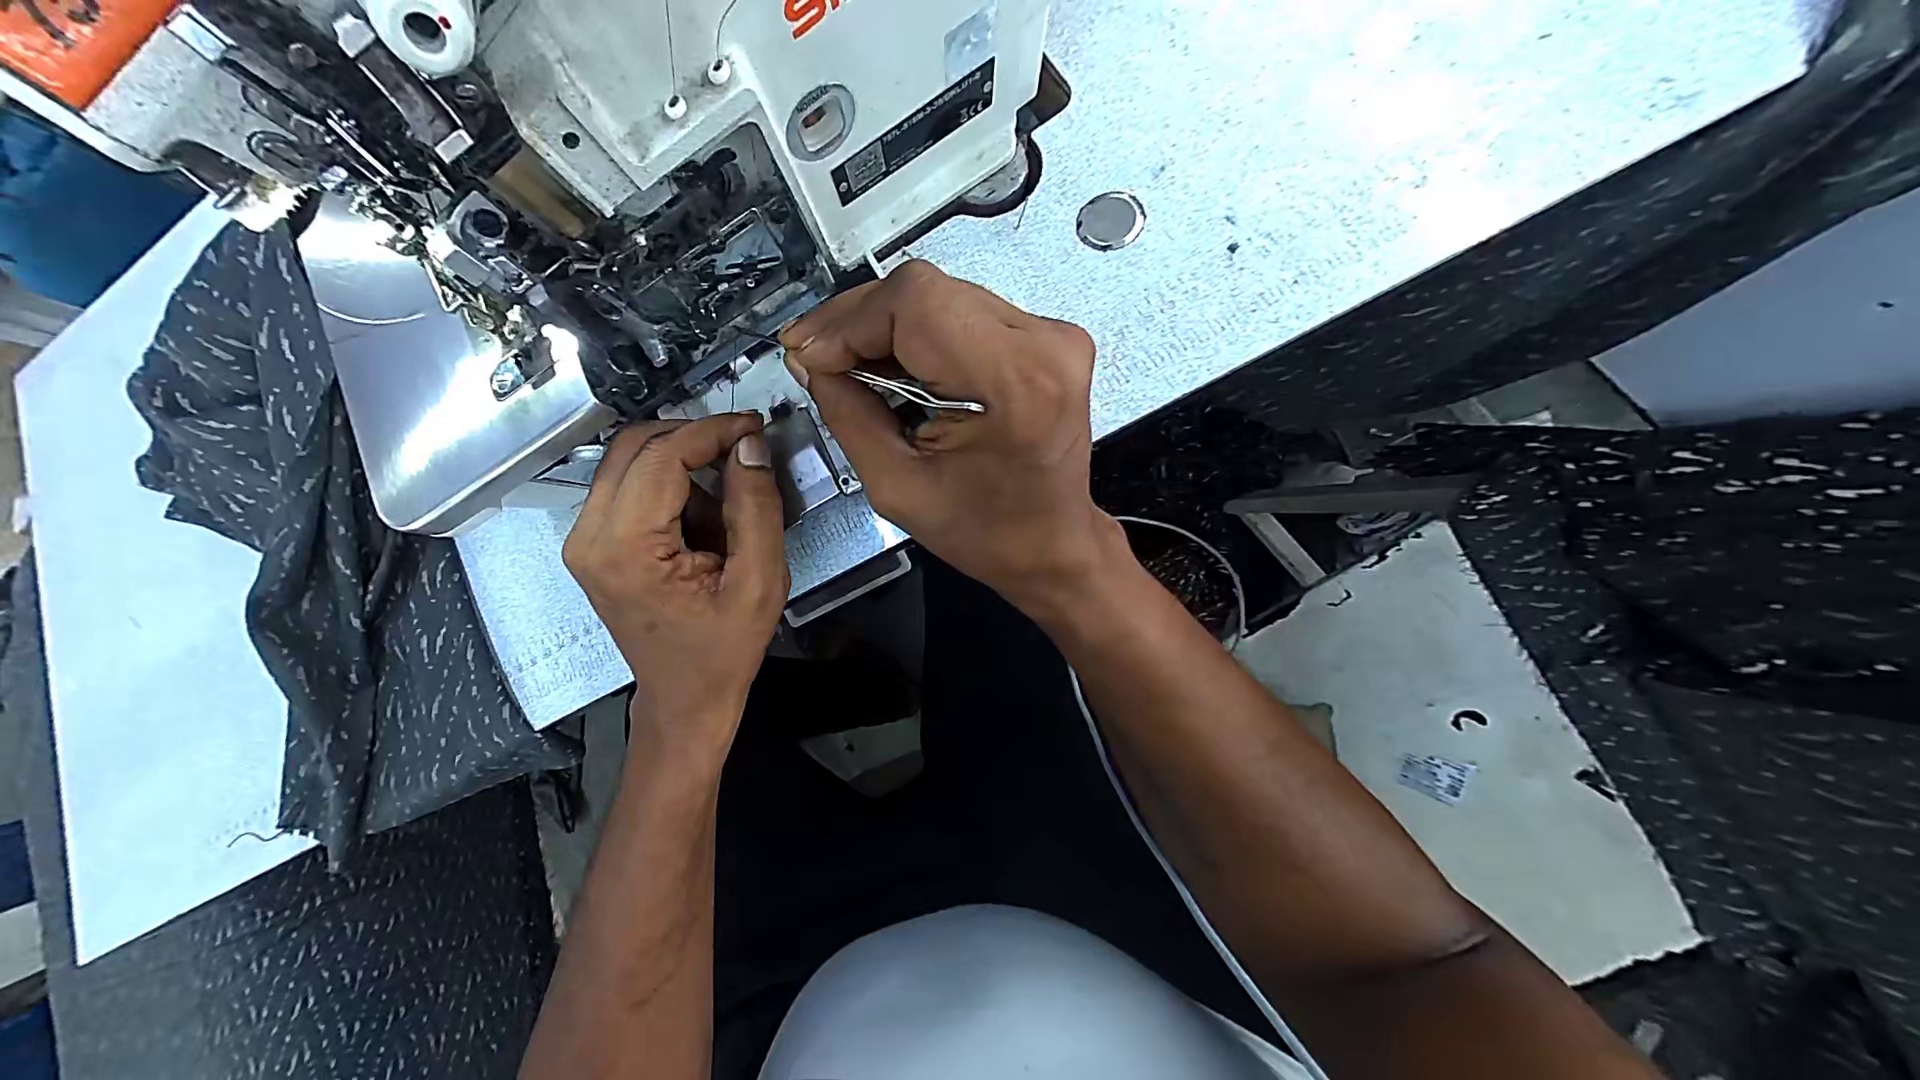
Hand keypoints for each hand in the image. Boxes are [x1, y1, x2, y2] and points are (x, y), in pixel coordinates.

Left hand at [562, 415, 789, 764]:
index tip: (752, 427)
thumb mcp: (760, 581)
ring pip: (630, 461)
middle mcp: (589, 537)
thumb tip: (749, 448)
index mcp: (625, 549)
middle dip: (695, 438)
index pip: (662, 456)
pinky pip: (630, 486)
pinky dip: (671, 486)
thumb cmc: (722, 652)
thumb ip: (756, 508)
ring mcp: (584, 540)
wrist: (685, 697)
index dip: (712, 431)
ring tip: (728, 504)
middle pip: (636, 446)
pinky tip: (703, 522)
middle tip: (744, 449)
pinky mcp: (594, 544)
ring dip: (684, 464)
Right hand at [781, 260, 1129, 614]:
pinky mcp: (1045, 337)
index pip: (915, 303)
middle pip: (925, 290)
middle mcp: (1045, 347)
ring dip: (886, 327)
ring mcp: (1051, 336)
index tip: (812, 354)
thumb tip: (811, 361)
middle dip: (859, 322)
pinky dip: (918, 334)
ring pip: (940, 294)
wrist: (1049, 541)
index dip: (850, 322)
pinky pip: (962, 310)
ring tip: (857, 370)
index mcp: (1017, 385)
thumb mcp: (897, 486)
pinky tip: (898, 369)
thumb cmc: (990, 531)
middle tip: (820, 358)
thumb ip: (847, 414)